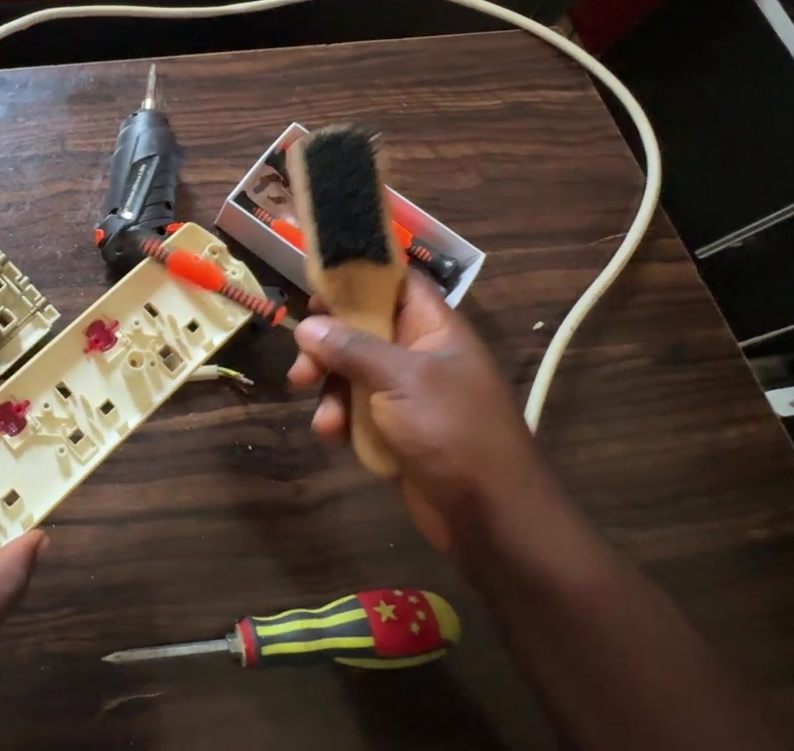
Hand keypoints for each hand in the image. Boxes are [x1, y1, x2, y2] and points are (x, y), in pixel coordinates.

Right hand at [288, 270, 548, 552]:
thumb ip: (353, 347)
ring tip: (317, 408)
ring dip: (328, 387)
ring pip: (351, 371)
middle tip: (302, 360)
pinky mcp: (393, 429)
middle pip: (362, 327)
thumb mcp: (402, 380)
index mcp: (434, 329)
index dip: (358, 276)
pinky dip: (338, 419)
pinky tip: (332, 436)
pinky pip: (354, 410)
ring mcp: (406, 394)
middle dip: (327, 342)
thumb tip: (308, 326)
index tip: (316, 287)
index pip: (396, 282)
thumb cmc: (453, 432)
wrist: (490, 517)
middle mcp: (419, 354)